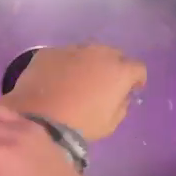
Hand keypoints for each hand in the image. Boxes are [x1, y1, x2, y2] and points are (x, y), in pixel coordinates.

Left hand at [0, 44, 145, 141]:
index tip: (131, 88)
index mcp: (119, 71)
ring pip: (87, 51)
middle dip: (113, 66)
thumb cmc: (80, 126)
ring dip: (88, 62)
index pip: (137, 68)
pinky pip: (63, 55)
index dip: (136, 79)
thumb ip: (121, 105)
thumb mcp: (110, 124)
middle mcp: (99, 53)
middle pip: (113, 54)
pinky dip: (64, 64)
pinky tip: (56, 78)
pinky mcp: (49, 52)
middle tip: (104, 82)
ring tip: (79, 78)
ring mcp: (72, 49)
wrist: (38, 119)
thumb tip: (122, 96)